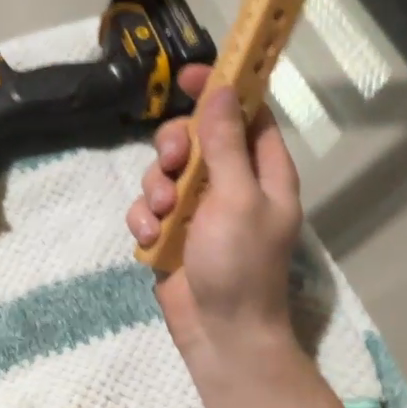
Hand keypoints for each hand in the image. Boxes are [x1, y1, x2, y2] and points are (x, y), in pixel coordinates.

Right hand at [127, 66, 302, 362]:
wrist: (220, 332)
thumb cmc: (241, 265)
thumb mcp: (237, 198)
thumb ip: (225, 145)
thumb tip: (222, 92)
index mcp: (263, 172)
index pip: (246, 115)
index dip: (222, 91)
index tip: (191, 75)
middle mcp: (230, 185)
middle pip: (194, 140)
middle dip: (173, 147)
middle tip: (170, 161)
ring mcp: (197, 212)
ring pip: (163, 175)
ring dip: (154, 189)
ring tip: (160, 215)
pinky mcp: (169, 236)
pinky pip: (147, 211)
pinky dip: (143, 222)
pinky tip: (148, 240)